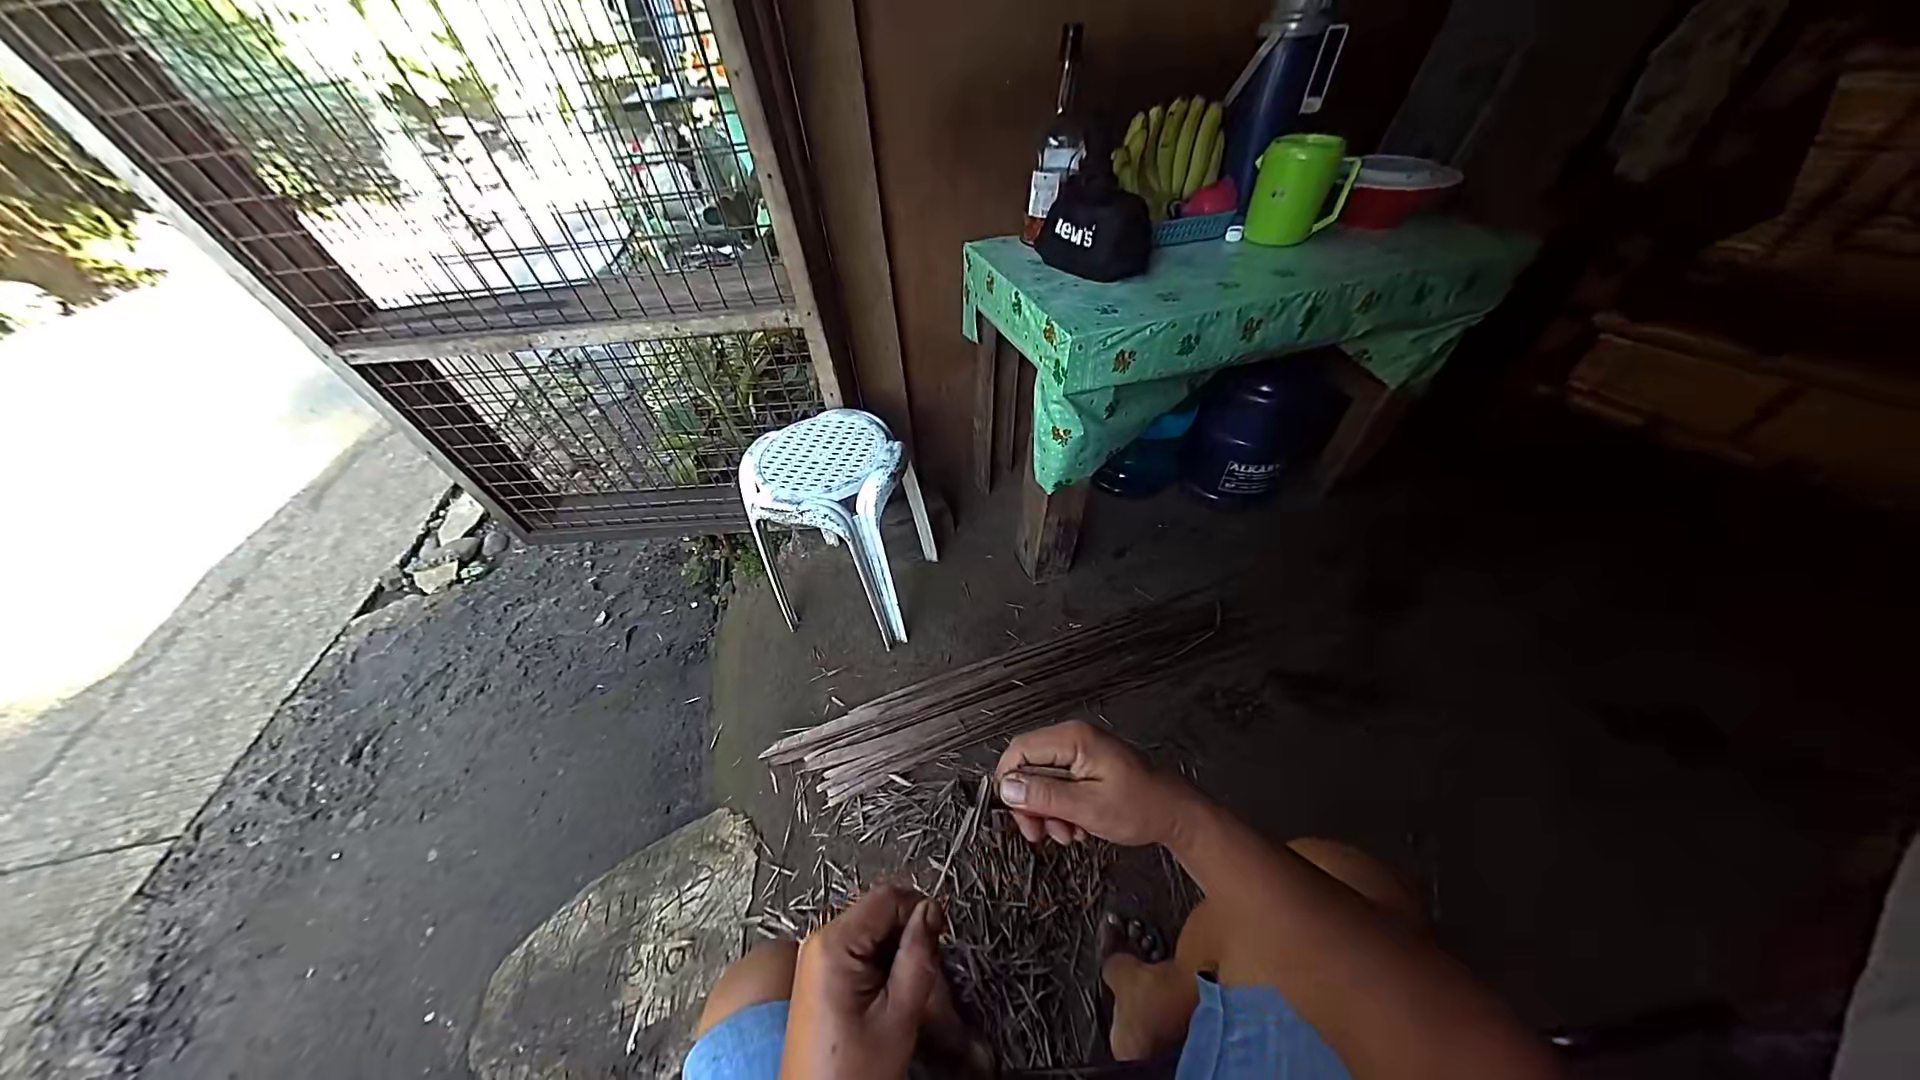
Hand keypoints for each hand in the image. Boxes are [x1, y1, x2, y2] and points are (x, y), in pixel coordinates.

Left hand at [780, 885, 943, 1079]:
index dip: (919, 912)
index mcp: (833, 943)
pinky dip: (881, 968)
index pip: (888, 896)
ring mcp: (816, 956)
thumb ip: (918, 955)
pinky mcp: (820, 973)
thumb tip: (931, 909)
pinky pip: (861, 950)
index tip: (938, 939)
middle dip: (908, 939)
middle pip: (880, 912)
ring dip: (897, 955)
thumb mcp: (898, 1015)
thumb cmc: (848, 1077)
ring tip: (903, 996)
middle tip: (922, 978)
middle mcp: (819, 940)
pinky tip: (885, 1000)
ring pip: (874, 932)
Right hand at [994, 720, 1199, 847]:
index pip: (1020, 750)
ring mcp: (1080, 750)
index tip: (1017, 814)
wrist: (1177, 814)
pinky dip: (1060, 807)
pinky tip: (1076, 825)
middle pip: (1029, 765)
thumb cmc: (1140, 807)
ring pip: (1042, 778)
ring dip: (1047, 809)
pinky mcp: (1086, 765)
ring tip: (1066, 833)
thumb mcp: (1087, 807)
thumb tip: (1007, 788)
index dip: (1010, 782)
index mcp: (1073, 738)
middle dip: (1031, 802)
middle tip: (1039, 833)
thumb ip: (1044, 796)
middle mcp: (1073, 738)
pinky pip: (1058, 783)